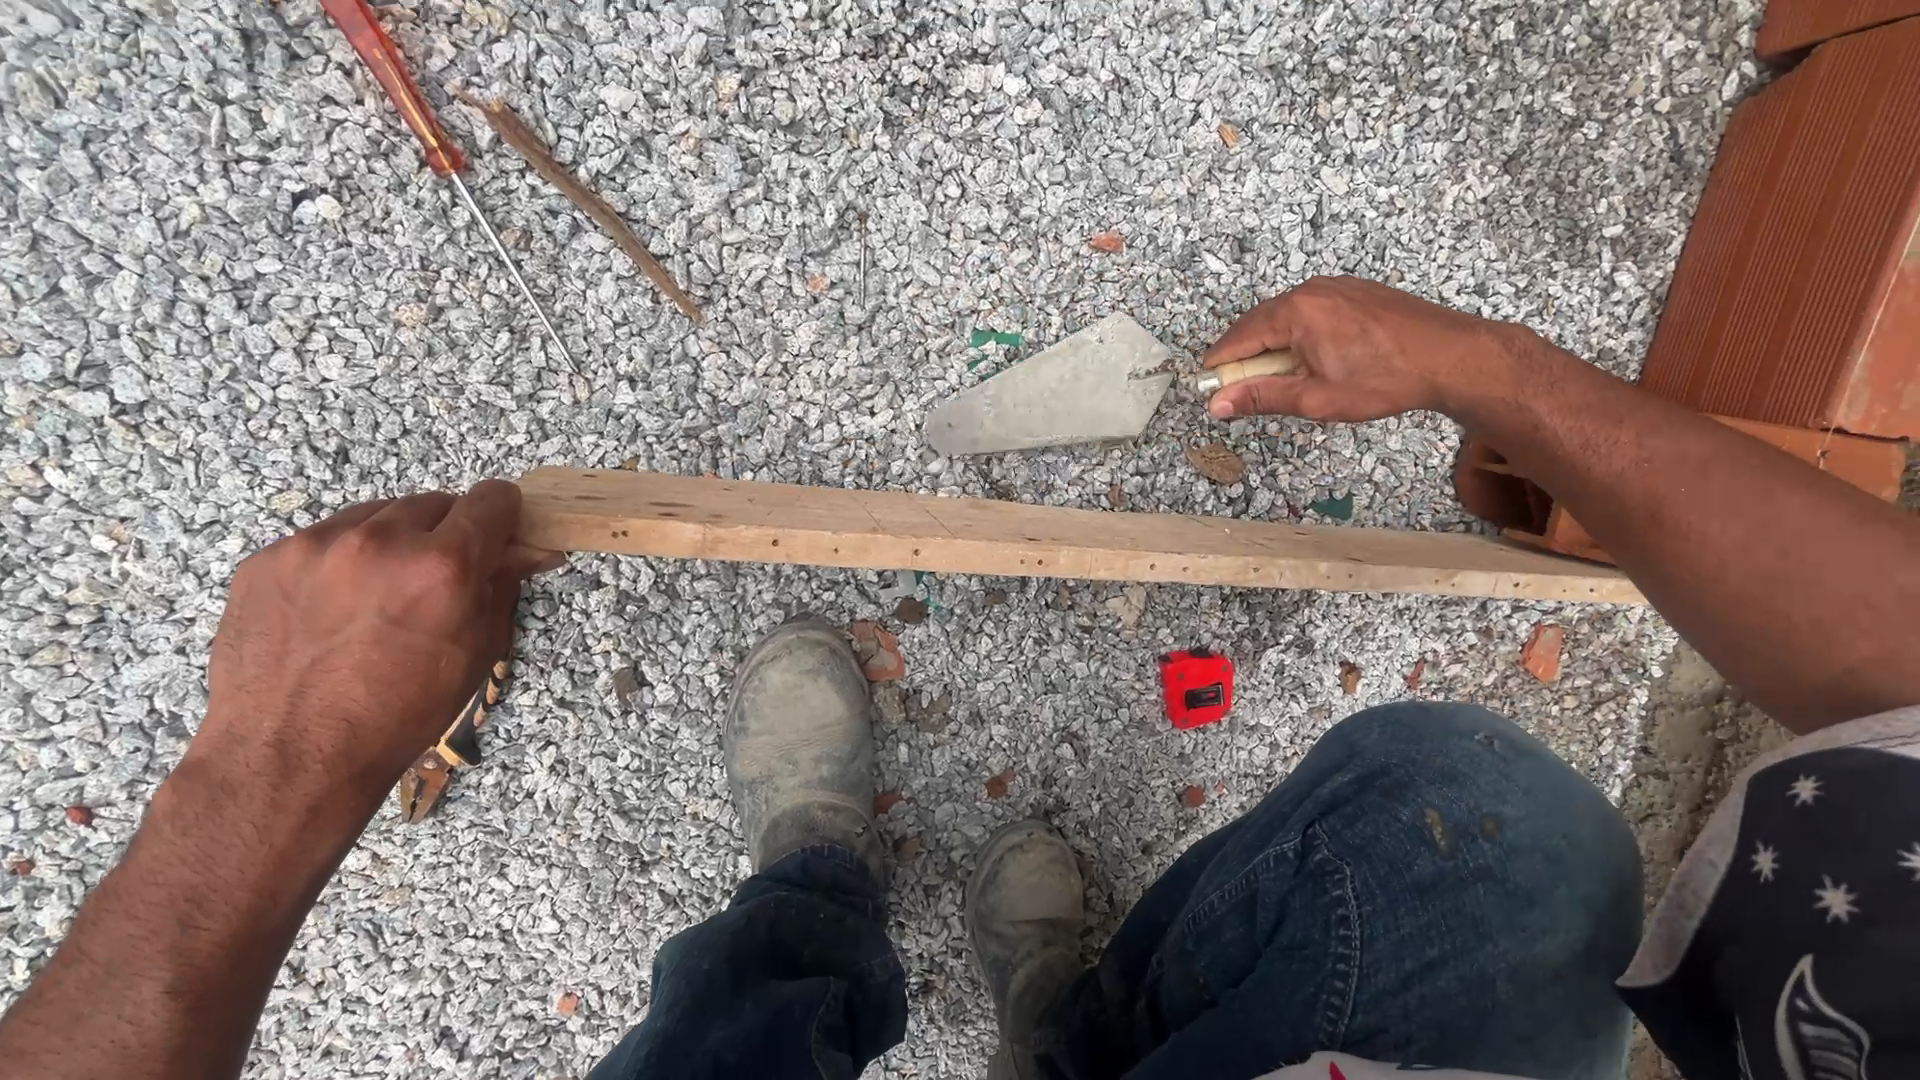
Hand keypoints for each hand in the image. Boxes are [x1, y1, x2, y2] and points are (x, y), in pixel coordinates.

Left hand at [184, 480, 562, 816]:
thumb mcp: (478, 649)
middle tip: (439, 576)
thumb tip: (530, 549)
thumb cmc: (404, 709)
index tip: (500, 534)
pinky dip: (343, 558)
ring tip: (384, 590)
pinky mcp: (268, 558)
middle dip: (448, 531)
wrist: (292, 753)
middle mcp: (381, 541)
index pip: (491, 499)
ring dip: (395, 539)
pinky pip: (325, 537)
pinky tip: (336, 604)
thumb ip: (503, 586)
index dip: (504, 515)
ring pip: (378, 513)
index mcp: (443, 565)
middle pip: (435, 502)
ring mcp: (317, 545)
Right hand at [1203, 276, 1526, 421]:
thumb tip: (1216, 405)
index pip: (1238, 339)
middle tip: (1246, 391)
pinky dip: (1299, 335)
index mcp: (1296, 312)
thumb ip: (1260, 397)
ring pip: (1284, 318)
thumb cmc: (1386, 379)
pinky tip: (1313, 360)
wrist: (1453, 357)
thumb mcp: (1315, 398)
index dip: (1221, 367)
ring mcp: (1335, 286)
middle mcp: (1312, 290)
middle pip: (1258, 325)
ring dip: (1274, 348)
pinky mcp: (1354, 291)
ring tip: (1285, 380)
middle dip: (1247, 358)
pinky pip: (1310, 311)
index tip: (1212, 390)